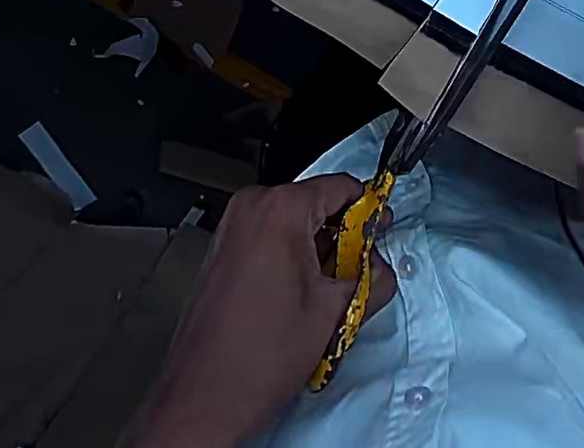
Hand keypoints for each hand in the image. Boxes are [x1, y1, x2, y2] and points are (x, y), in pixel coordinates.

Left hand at [120, 174, 396, 447]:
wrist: (202, 396)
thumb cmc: (255, 358)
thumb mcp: (333, 312)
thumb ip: (372, 278)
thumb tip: (381, 268)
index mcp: (282, 209)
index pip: (341, 186)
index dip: (369, 209)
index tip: (380, 228)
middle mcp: (253, 205)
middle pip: (316, 202)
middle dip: (343, 233)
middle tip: (360, 264)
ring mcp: (234, 223)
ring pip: (293, 219)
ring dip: (318, 245)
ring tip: (329, 286)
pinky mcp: (224, 243)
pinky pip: (270, 231)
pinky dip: (291, 251)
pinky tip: (301, 289)